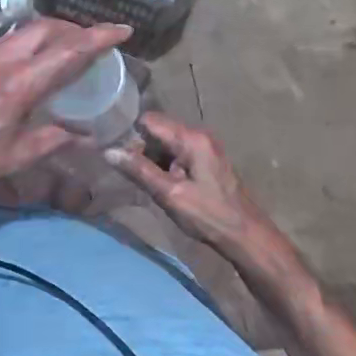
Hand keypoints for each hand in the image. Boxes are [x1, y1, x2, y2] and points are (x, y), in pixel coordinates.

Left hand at [0, 19, 131, 241]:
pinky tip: (25, 62)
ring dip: (48, 34)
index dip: (99, 38)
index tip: (122, 30)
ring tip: (64, 49)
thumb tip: (90, 136)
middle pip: (44, 28)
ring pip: (21, 32)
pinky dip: (23, 44)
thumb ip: (57, 139)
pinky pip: (1, 42)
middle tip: (94, 41)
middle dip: (74, 29)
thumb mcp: (17, 156)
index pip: (67, 51)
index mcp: (16, 85)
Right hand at [104, 112, 296, 265]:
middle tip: (124, 168)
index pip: (149, 120)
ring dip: (150, 156)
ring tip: (138, 177)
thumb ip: (139, 170)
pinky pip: (176, 152)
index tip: (111, 146)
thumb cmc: (208, 215)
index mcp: (191, 138)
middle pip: (157, 129)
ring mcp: (204, 147)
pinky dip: (163, 163)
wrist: (246, 236)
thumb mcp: (169, 194)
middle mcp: (199, 135)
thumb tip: (108, 151)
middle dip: (138, 146)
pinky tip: (157, 181)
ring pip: (165, 142)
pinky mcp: (206, 160)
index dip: (128, 131)